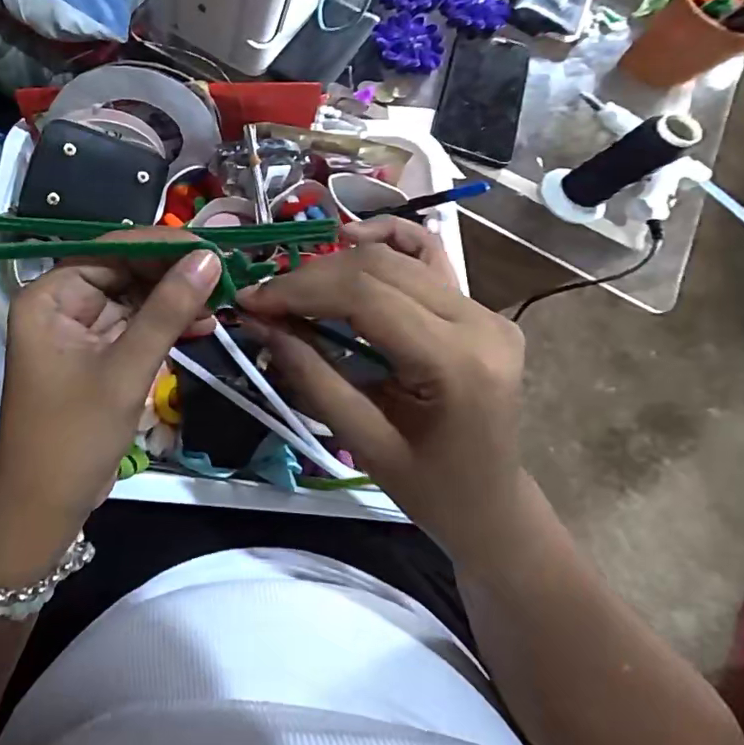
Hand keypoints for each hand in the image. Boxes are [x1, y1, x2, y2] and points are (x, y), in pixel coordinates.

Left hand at [0, 232, 220, 584]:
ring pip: (134, 298)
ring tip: (223, 298)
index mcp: (49, 297)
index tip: (211, 245)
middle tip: (225, 271)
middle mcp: (61, 305)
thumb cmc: (75, 435)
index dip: (161, 244)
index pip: (109, 250)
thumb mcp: (126, 369)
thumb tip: (208, 257)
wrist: (45, 508)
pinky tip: (204, 325)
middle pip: (124, 271)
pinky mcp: (97, 356)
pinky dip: (166, 326)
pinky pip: (135, 327)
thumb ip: (167, 311)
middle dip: (172, 273)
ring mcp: (79, 332)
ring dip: (175, 300)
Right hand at [235, 221, 527, 557]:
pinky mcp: (481, 308)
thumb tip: (260, 321)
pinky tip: (352, 238)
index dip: (301, 290)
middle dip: (312, 276)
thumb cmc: (428, 488)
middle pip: (380, 268)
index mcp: (457, 363)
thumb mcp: (363, 441)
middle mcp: (480, 322)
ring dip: (338, 264)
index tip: (252, 300)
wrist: (491, 505)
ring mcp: (486, 311)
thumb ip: (312, 374)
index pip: (367, 297)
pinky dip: (389, 240)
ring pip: (399, 258)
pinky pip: (429, 258)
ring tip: (295, 285)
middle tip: (265, 297)